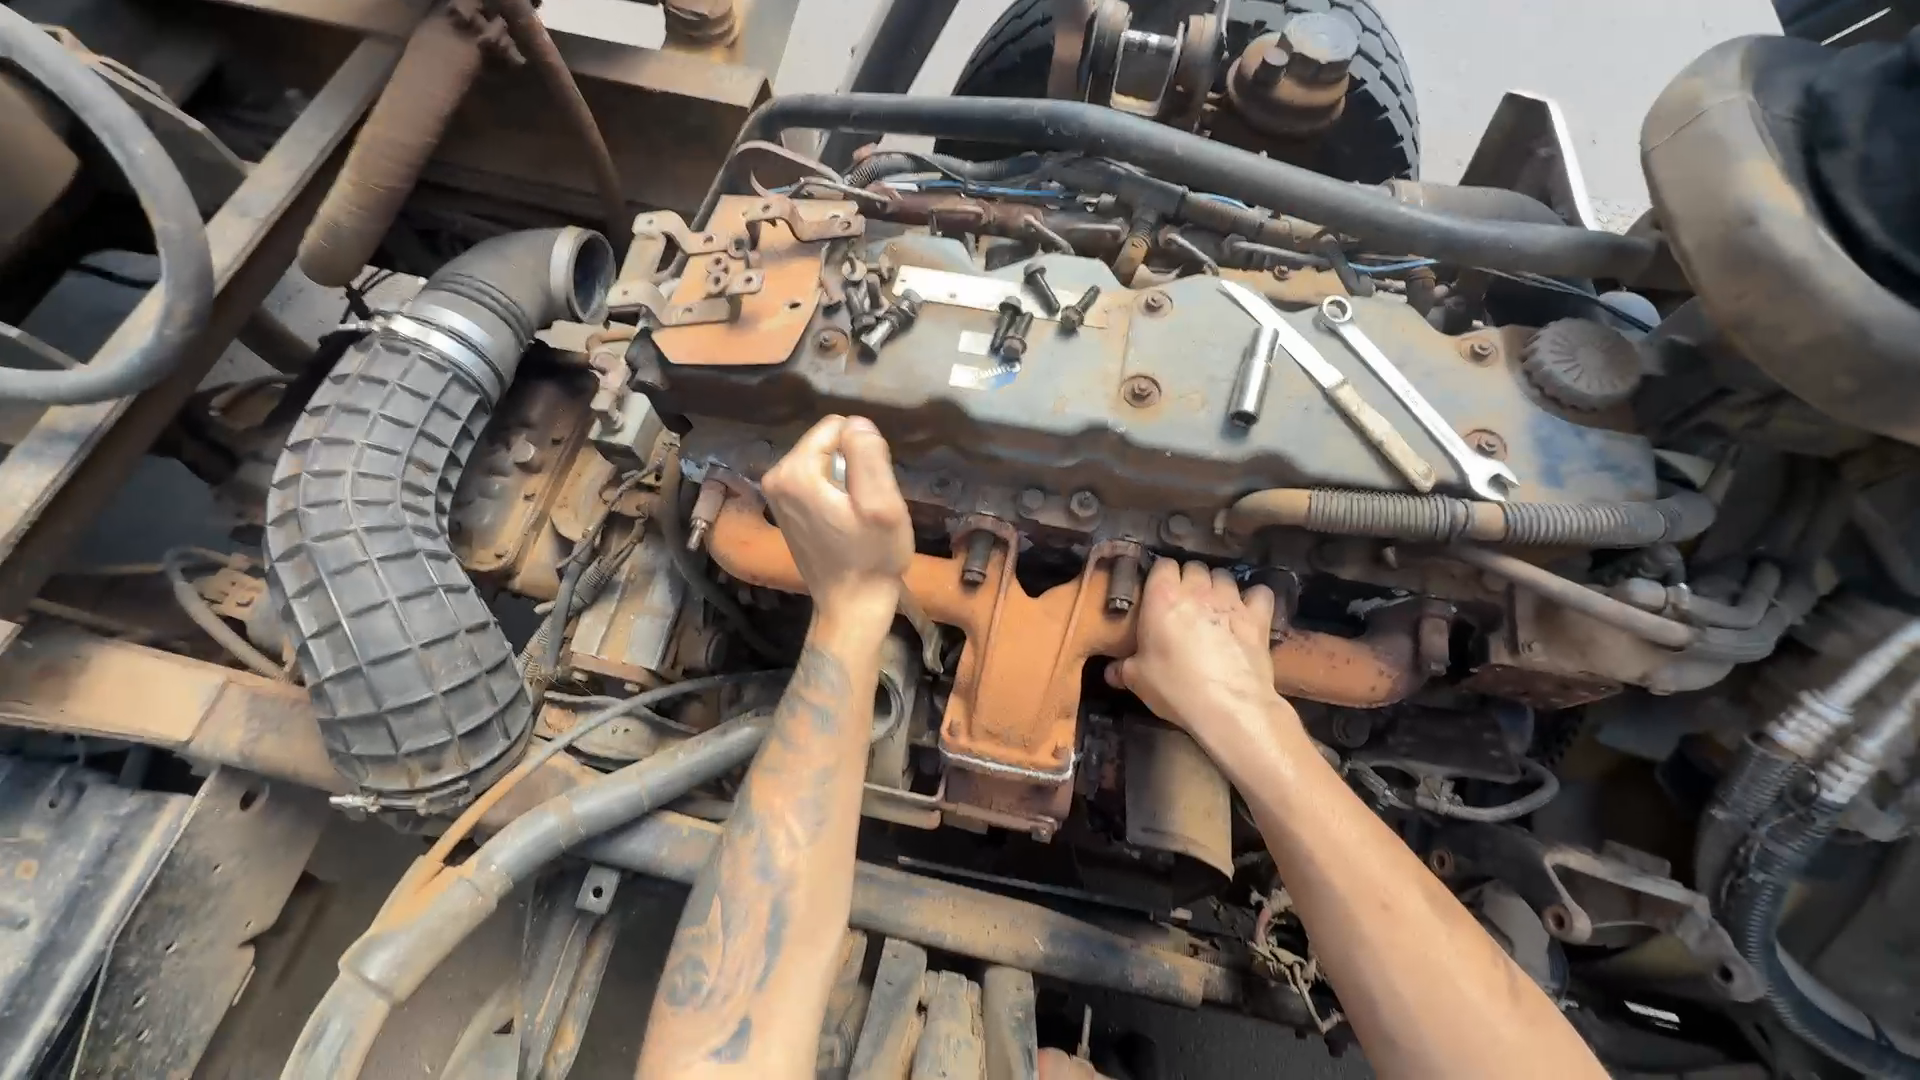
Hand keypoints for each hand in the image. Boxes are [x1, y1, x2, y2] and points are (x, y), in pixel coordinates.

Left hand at [761, 415, 912, 633]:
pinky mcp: (785, 509)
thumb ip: (868, 455)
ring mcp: (777, 495)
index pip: (838, 427)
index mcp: (794, 472)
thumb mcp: (882, 505)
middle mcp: (776, 477)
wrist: (851, 606)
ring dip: (848, 481)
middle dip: (854, 466)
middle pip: (829, 443)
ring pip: (826, 462)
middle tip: (866, 505)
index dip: (864, 453)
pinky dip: (837, 494)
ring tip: (857, 516)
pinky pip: (818, 480)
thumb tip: (857, 423)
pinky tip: (846, 522)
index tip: (871, 489)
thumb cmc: (872, 557)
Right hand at [1106, 559, 1293, 750]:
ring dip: (1217, 586)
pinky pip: (1259, 592)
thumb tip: (1111, 671)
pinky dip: (1253, 597)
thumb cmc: (1176, 687)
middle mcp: (1197, 590)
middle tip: (1184, 602)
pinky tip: (1248, 609)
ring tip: (1213, 606)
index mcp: (1162, 597)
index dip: (1161, 576)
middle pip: (1194, 567)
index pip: (1163, 565)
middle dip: (1190, 580)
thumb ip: (1123, 668)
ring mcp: (1231, 600)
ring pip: (1224, 575)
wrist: (1229, 706)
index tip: (1158, 592)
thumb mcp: (1138, 680)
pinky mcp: (1258, 616)